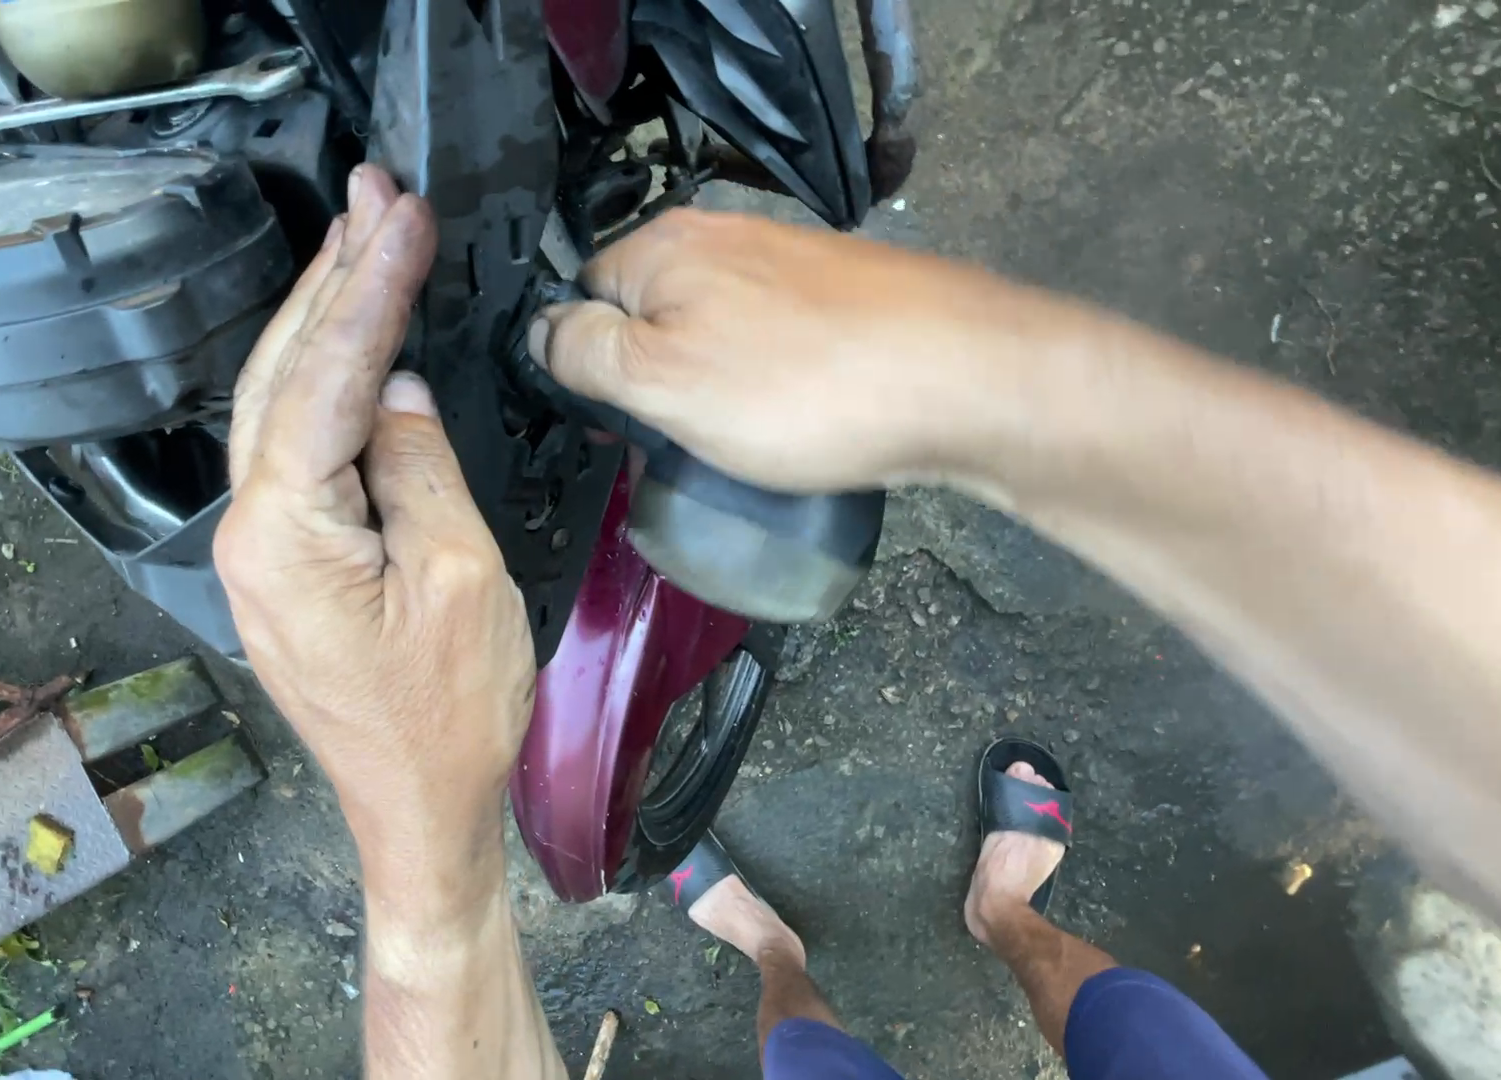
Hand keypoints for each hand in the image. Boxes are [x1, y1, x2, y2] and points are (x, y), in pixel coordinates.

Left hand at [214, 166, 534, 867]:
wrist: (422, 808)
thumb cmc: (451, 713)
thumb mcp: (460, 576)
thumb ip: (418, 468)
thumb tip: (394, 390)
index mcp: (286, 533)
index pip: (327, 379)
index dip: (372, 290)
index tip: (404, 218)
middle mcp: (250, 533)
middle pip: (284, 376)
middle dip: (331, 280)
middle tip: (371, 199)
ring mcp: (262, 551)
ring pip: (284, 409)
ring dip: (323, 324)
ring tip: (362, 247)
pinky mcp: (289, 565)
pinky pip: (301, 454)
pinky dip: (326, 390)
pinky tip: (349, 352)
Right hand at [529, 209, 1095, 492]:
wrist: (961, 384)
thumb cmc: (798, 390)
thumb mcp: (661, 382)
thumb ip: (583, 353)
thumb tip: (538, 331)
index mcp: (663, 247)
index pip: (580, 298)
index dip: (583, 366)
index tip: (609, 424)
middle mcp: (720, 238)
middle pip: (645, 316)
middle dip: (644, 382)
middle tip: (670, 444)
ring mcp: (782, 265)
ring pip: (704, 335)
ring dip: (700, 388)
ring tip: (728, 441)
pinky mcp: (831, 298)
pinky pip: (760, 344)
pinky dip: (755, 382)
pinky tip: (781, 418)